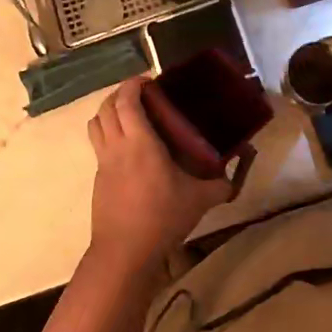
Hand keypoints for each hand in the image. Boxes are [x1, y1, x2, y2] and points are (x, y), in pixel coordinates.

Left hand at [86, 79, 231, 267]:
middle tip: (139, 96)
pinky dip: (107, 136)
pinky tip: (127, 150)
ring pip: (95, 124)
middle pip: (105, 107)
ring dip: (107, 112)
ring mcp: (102, 162)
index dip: (133, 84)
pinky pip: (97, 146)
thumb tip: (236, 172)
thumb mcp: (199, 199)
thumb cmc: (162, 217)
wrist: (125, 250)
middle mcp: (116, 145)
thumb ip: (220, 183)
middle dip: (119, 94)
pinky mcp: (98, 179)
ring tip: (128, 116)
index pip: (125, 100)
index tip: (148, 81)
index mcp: (139, 141)